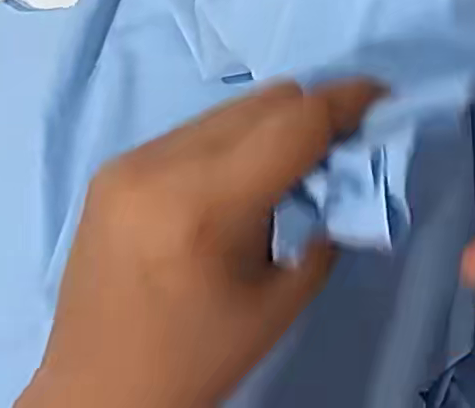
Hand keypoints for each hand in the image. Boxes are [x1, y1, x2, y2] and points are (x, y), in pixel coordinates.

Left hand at [18, 80, 381, 407]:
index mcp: (206, 207)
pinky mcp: (117, 164)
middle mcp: (163, 166)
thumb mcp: (285, 296)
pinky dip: (240, 136)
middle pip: (270, 100)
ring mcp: (132, 160)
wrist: (90, 401)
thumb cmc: (198, 360)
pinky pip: (203, 125)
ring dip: (279, 121)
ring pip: (237, 106)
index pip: (297, 123)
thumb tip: (351, 165)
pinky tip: (242, 174)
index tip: (383, 96)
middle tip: (343, 139)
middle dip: (318, 111)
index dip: (348, 100)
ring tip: (292, 160)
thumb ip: (328, 217)